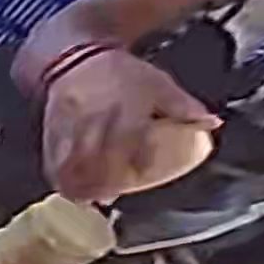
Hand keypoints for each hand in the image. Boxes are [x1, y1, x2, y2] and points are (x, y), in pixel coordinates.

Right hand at [43, 49, 218, 202]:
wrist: (76, 65)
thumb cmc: (120, 75)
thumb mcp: (158, 84)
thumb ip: (183, 107)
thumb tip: (211, 124)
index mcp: (128, 109)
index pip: (134, 145)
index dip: (137, 165)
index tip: (139, 177)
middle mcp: (97, 124)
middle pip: (98, 164)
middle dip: (104, 184)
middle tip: (110, 196)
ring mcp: (71, 134)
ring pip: (74, 171)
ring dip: (81, 188)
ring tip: (89, 198)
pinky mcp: (52, 140)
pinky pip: (54, 169)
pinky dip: (62, 182)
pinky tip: (70, 189)